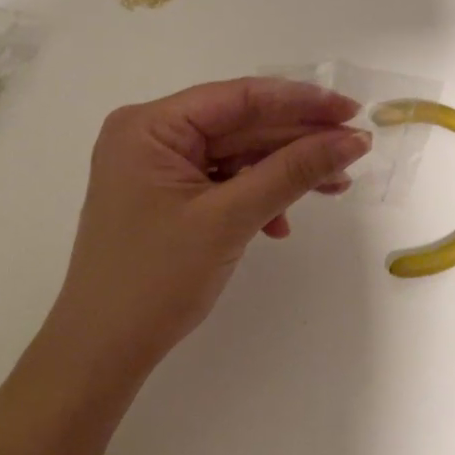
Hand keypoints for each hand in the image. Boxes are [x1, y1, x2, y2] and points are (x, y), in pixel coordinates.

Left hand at [43, 77, 371, 374]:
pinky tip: (284, 223)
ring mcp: (160, 167)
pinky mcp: (170, 197)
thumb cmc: (155, 280)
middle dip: (299, 141)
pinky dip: (261, 195)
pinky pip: (227, 180)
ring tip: (337, 186)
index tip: (352, 111)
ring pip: (240, 153)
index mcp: (150, 126)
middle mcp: (152, 135)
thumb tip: (354, 138)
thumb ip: (294, 171)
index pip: (240, 98)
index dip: (302, 102)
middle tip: (354, 150)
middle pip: (243, 124)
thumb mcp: (231, 218)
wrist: (100, 356)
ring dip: (287, 171)